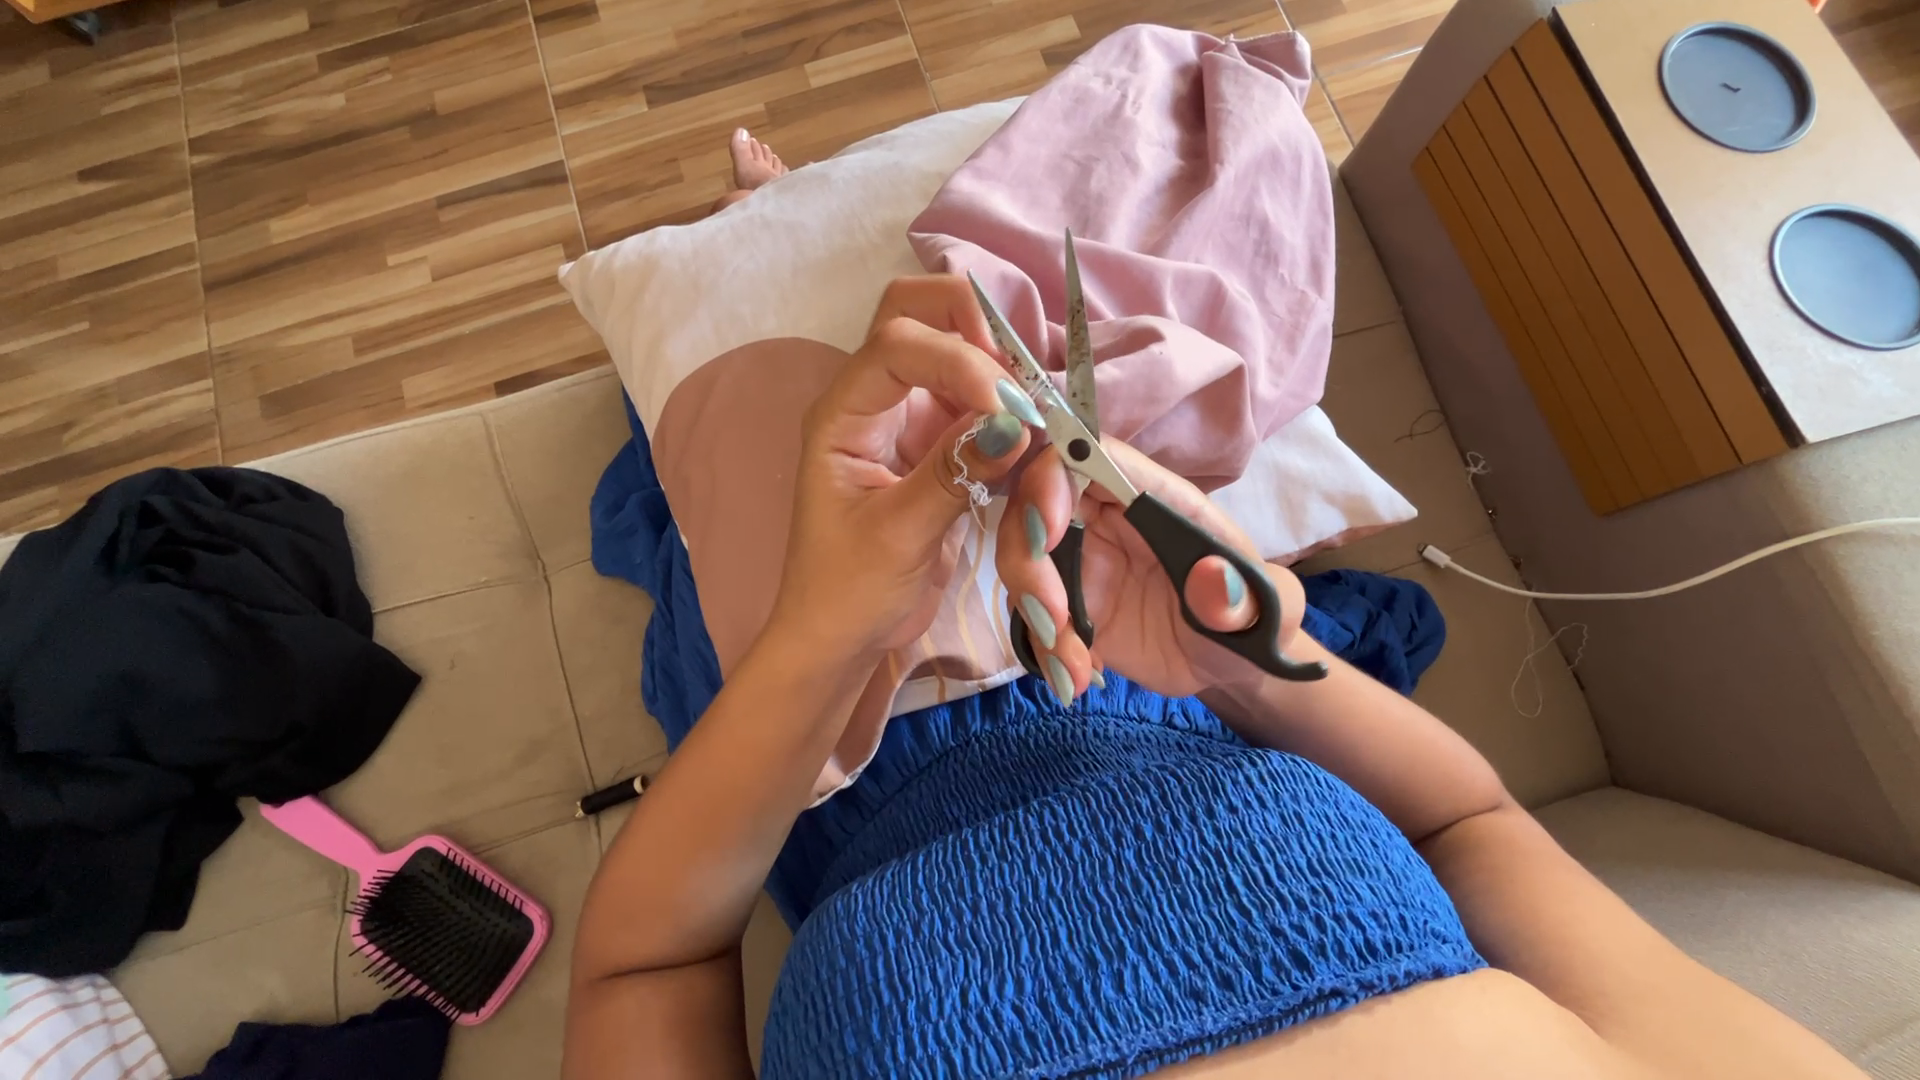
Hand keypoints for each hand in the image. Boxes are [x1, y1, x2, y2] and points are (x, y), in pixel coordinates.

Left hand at [768, 276, 1031, 662]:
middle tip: (1018, 370)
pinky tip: (1032, 436)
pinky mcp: (940, 450)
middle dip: (969, 322)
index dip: (956, 359)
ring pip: (955, 357)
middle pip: (915, 315)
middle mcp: (874, 403)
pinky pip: (978, 409)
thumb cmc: (846, 590)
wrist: (842, 636)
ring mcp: (909, 422)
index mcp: (843, 414)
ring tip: (1034, 407)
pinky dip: (1007, 412)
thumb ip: (952, 474)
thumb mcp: (897, 536)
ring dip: (997, 368)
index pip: (896, 345)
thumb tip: (1015, 423)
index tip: (1008, 404)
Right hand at [995, 438, 1306, 699]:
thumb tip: (1213, 580)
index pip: (1092, 458)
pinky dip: (1043, 648)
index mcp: (1156, 498)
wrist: (1227, 666)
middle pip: (1034, 505)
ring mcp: (1081, 561)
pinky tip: (1079, 679)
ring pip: (1022, 561)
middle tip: (1055, 622)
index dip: (1054, 480)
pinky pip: (1030, 613)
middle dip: (1027, 558)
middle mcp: (1108, 519)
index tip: (1047, 534)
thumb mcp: (1270, 613)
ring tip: (1077, 668)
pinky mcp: (1065, 604)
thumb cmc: (1253, 622)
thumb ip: (1246, 599)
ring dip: (1034, 615)